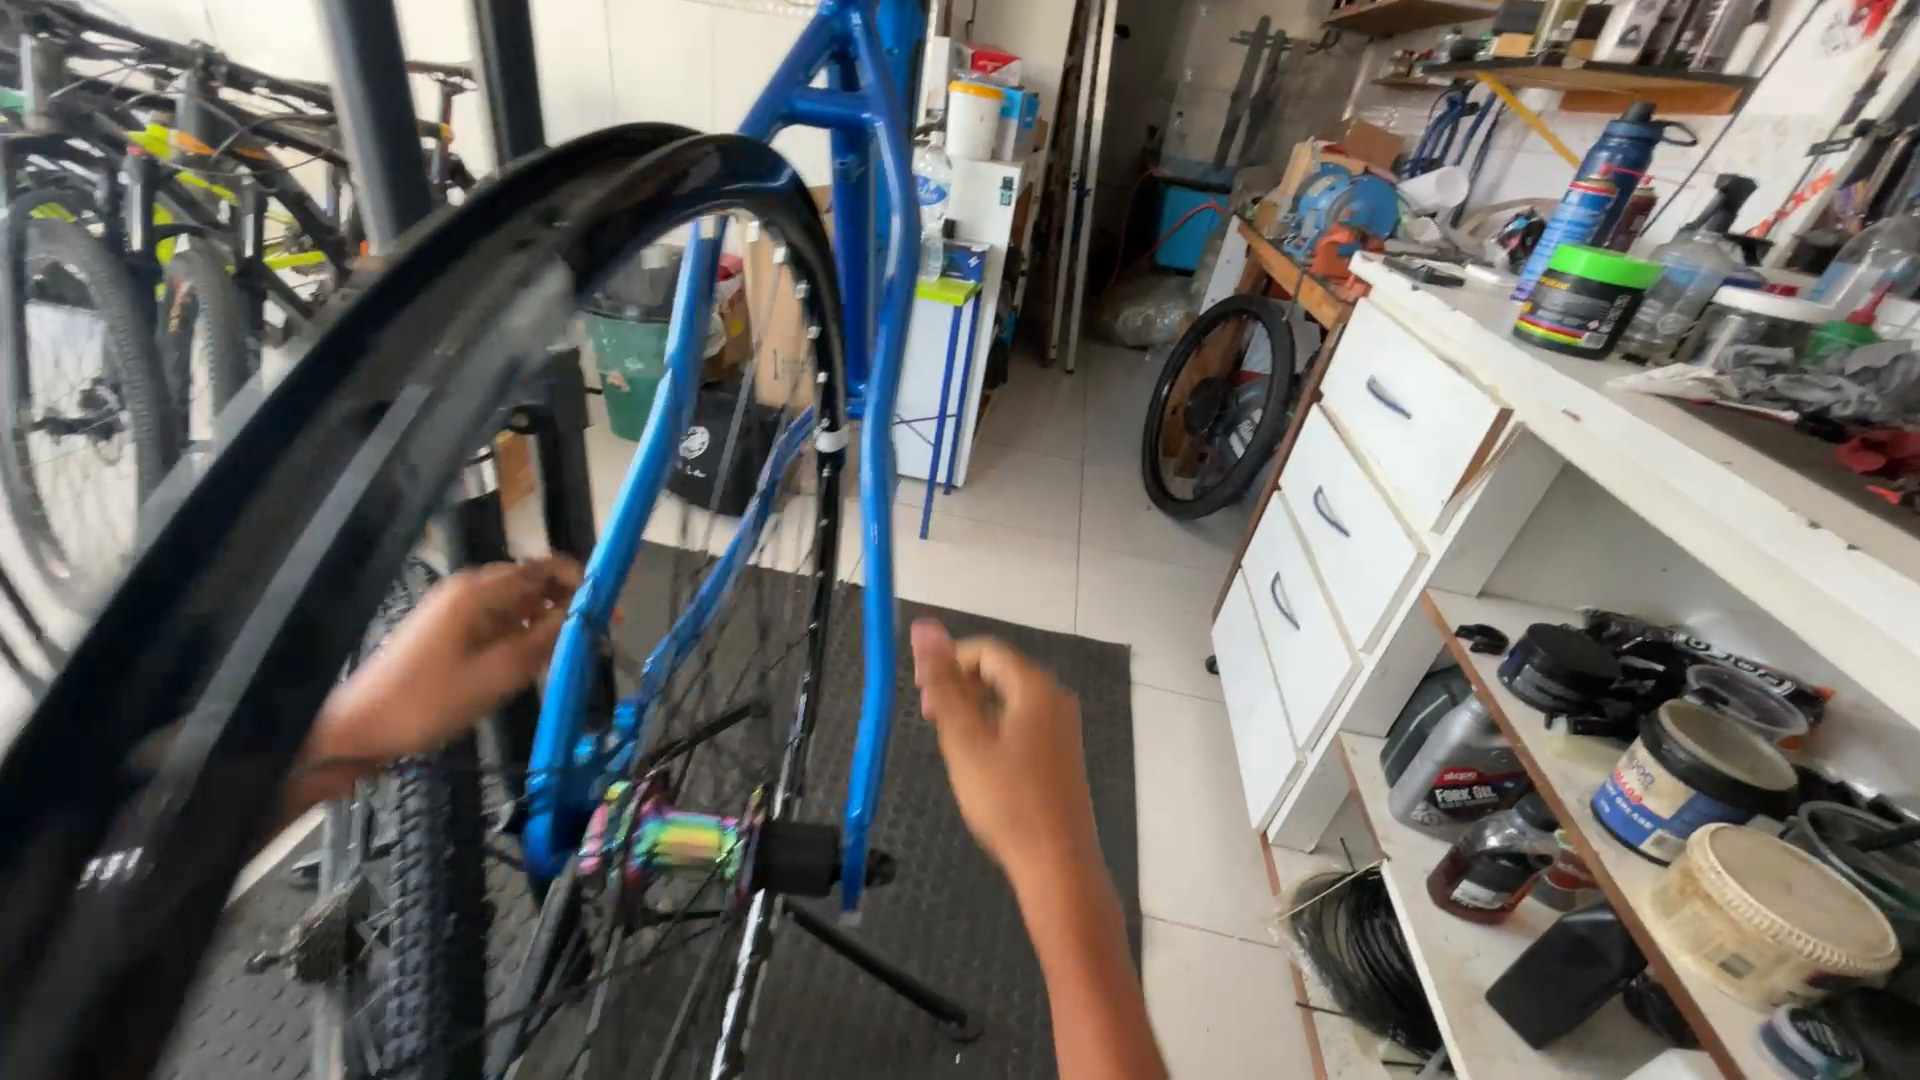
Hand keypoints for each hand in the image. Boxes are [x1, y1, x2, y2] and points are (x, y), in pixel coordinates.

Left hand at [308, 557, 581, 768]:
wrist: (359, 732)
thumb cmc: (430, 701)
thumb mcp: (500, 671)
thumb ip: (548, 636)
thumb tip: (589, 611)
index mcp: (479, 592)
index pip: (544, 567)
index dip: (582, 581)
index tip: (610, 609)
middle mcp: (471, 592)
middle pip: (535, 584)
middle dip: (571, 604)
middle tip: (601, 636)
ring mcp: (459, 612)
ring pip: (522, 605)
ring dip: (552, 623)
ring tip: (578, 653)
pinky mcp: (454, 633)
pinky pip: (504, 623)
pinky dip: (528, 636)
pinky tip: (543, 661)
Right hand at [910, 619, 1100, 885]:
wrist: (1057, 864)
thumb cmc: (1006, 800)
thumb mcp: (964, 740)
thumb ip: (943, 683)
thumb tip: (924, 627)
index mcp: (1035, 686)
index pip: (985, 650)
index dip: (947, 662)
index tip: (920, 695)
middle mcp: (1055, 697)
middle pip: (998, 670)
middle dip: (958, 685)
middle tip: (929, 720)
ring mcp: (1062, 725)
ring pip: (1007, 697)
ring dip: (973, 708)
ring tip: (950, 743)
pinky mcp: (1060, 751)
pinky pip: (1021, 720)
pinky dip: (992, 727)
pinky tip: (978, 761)